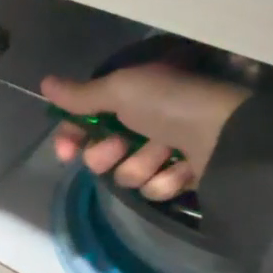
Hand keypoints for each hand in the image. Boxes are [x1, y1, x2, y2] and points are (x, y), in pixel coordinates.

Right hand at [42, 64, 249, 200]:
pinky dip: (167, 179)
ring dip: (141, 166)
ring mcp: (166, 149)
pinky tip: (184, 168)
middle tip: (119, 149)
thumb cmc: (171, 104)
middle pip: (104, 151)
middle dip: (108, 154)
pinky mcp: (185, 175)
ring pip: (129, 173)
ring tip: (164, 155)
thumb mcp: (121, 90)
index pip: (88, 119)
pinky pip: (157, 188)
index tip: (66, 152)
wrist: (227, 134)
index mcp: (133, 95)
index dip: (73, 136)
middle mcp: (146, 121)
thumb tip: (45, 84)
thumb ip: (81, 95)